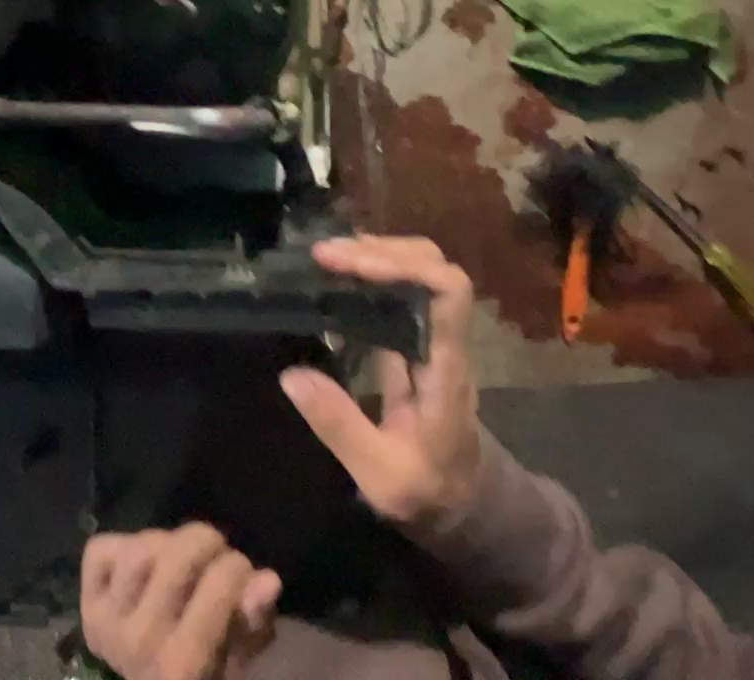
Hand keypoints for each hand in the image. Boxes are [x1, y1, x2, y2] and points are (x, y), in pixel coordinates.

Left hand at [81, 524, 282, 679]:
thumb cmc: (207, 668)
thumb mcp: (239, 652)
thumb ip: (253, 618)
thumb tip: (269, 579)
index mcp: (183, 664)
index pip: (219, 585)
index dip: (239, 565)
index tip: (242, 570)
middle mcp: (139, 644)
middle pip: (175, 557)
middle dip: (206, 540)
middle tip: (215, 550)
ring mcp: (106, 624)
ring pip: (138, 548)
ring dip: (166, 540)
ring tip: (180, 556)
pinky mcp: (85, 605)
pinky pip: (99, 551)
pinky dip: (121, 544)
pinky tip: (144, 565)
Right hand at [280, 235, 480, 529]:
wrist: (463, 504)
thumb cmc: (428, 490)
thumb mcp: (381, 474)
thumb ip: (339, 425)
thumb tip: (291, 376)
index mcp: (446, 367)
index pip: (449, 291)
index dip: (403, 265)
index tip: (349, 264)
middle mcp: (445, 341)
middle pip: (435, 265)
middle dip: (381, 249)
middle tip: (325, 255)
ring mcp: (433, 339)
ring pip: (420, 272)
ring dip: (375, 257)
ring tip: (325, 260)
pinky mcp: (417, 344)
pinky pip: (401, 295)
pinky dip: (369, 278)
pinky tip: (335, 283)